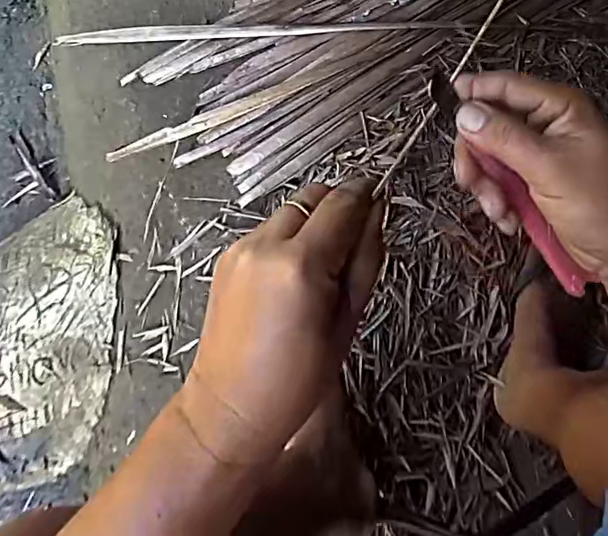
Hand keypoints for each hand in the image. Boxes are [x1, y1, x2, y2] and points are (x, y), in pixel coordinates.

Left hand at [179, 181, 384, 467]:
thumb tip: (376, 213)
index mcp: (301, 265)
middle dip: (340, 205)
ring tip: (324, 263)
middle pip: (316, 194)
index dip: (367, 194)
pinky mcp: (229, 256)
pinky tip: (296, 274)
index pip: (343, 202)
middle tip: (355, 237)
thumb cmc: (294, 382)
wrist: (227, 413)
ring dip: (315, 221)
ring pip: (293, 207)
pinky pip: (271, 227)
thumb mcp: (349, 321)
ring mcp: (242, 249)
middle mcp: (266, 247)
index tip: (380, 197)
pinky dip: (291, 237)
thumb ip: (366, 257)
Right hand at [451, 71, 607, 289]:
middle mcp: (549, 126)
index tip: (447, 97)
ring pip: (491, 155)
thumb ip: (504, 138)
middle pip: (491, 123)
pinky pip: (502, 181)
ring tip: (500, 209)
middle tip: (473, 181)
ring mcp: (542, 155)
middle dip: (479, 155)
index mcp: (561, 108)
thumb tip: (466, 111)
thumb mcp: (550, 168)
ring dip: (488, 185)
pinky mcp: (537, 181)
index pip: (508, 86)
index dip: (475, 90)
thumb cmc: (607, 208)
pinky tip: (511, 219)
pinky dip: (499, 200)